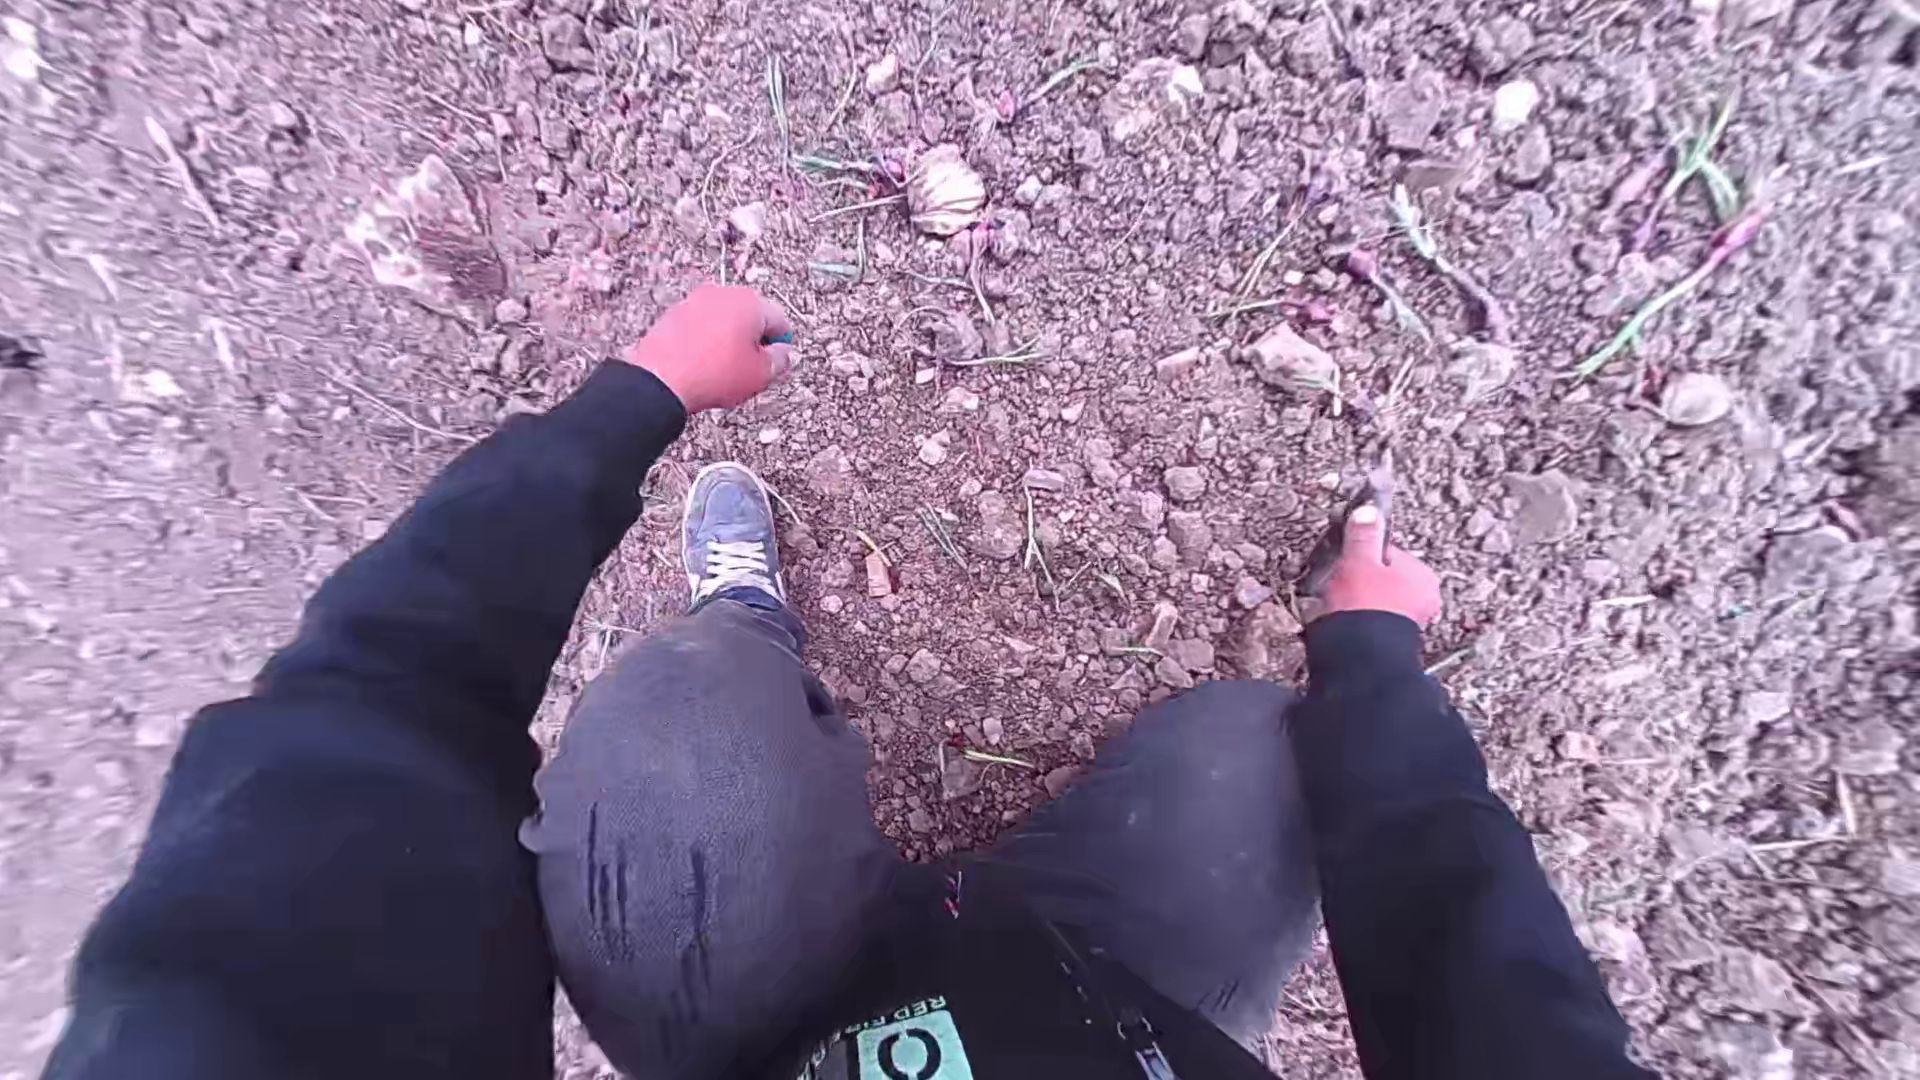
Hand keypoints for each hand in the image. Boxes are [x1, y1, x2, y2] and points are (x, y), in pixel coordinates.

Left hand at [621, 285, 793, 412]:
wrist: (663, 381)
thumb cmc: (714, 374)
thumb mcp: (762, 374)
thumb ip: (781, 361)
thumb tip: (784, 354)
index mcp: (750, 303)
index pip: (780, 322)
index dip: (783, 346)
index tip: (778, 362)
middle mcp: (723, 294)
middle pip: (752, 318)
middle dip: (756, 341)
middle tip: (755, 368)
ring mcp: (696, 301)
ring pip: (726, 321)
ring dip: (732, 341)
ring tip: (729, 369)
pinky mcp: (675, 314)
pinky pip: (703, 326)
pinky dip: (710, 341)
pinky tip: (708, 364)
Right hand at [1320, 504, 1442, 627]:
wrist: (1361, 652)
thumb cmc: (1364, 605)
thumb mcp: (1358, 562)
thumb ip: (1363, 536)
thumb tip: (1368, 511)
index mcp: (1421, 574)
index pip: (1386, 552)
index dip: (1360, 555)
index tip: (1344, 561)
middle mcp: (1423, 596)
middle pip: (1382, 575)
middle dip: (1360, 578)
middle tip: (1339, 584)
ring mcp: (1411, 619)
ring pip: (1377, 597)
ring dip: (1358, 599)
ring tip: (1337, 604)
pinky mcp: (1393, 636)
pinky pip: (1374, 617)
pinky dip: (1360, 617)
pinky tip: (1344, 619)